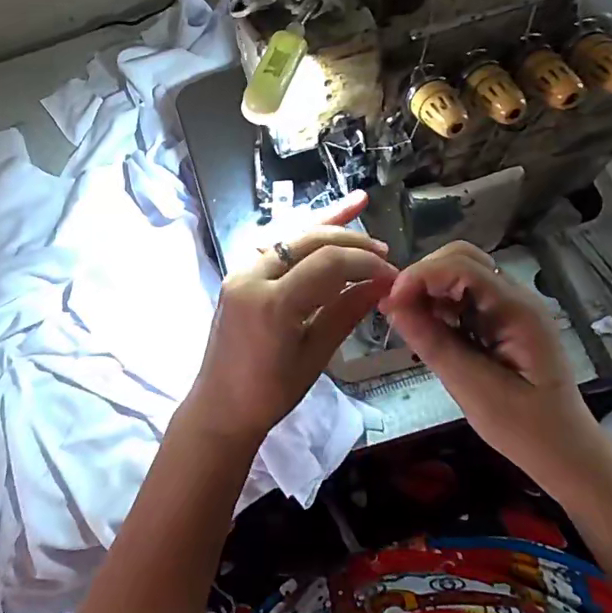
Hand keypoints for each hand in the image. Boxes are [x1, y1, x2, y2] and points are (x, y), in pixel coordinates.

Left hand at [179, 195, 397, 448]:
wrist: (220, 407)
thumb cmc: (270, 393)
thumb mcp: (315, 355)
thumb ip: (347, 312)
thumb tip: (382, 283)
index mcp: (272, 304)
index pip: (329, 263)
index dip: (365, 262)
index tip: (391, 273)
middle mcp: (250, 278)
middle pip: (308, 240)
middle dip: (349, 240)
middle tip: (383, 248)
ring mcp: (238, 274)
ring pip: (288, 235)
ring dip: (324, 225)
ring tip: (358, 205)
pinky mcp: (236, 277)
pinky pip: (273, 247)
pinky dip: (300, 236)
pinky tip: (321, 222)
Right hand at [379, 241, 611, 487]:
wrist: (566, 454)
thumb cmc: (525, 428)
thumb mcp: (474, 389)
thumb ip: (434, 343)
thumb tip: (391, 305)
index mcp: (518, 311)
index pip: (462, 267)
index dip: (420, 276)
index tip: (388, 302)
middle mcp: (515, 298)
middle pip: (461, 259)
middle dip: (422, 276)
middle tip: (394, 309)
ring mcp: (509, 308)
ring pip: (459, 274)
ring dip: (428, 290)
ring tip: (405, 320)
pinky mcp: (500, 322)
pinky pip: (463, 297)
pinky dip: (438, 305)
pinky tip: (424, 328)